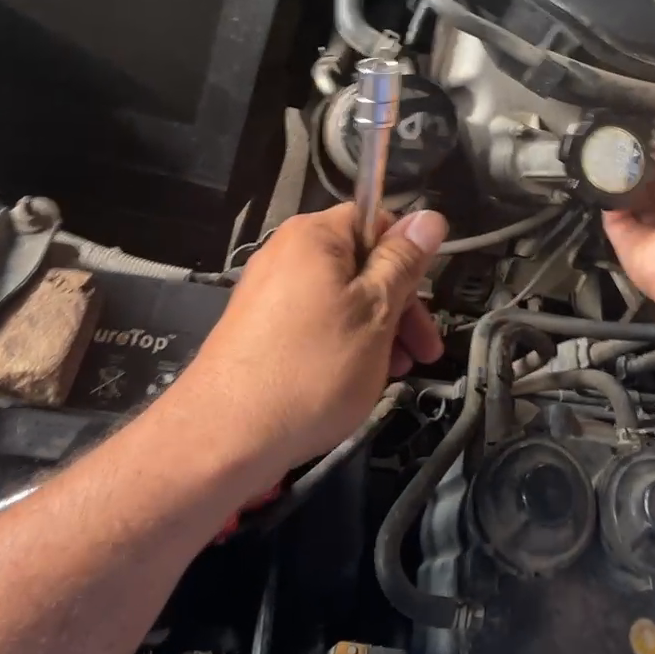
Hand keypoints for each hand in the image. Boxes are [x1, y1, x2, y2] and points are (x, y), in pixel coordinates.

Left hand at [182, 204, 447, 472]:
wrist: (224, 437)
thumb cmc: (313, 367)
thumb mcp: (375, 312)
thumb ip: (403, 262)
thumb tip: (430, 216)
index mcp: (314, 236)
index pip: (375, 219)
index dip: (406, 255)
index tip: (426, 298)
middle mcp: (286, 254)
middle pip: (361, 263)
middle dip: (399, 304)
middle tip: (423, 351)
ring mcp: (268, 294)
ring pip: (341, 298)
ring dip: (377, 330)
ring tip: (395, 374)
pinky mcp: (258, 331)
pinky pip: (315, 323)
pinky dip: (344, 344)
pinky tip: (357, 381)